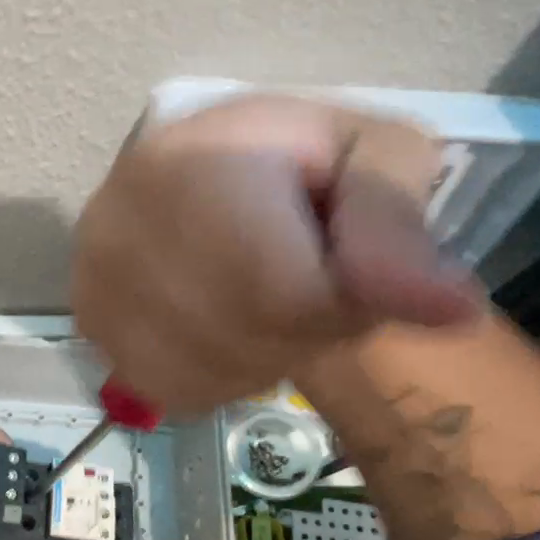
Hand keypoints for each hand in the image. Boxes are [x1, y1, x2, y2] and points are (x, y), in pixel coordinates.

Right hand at [72, 94, 484, 413]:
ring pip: (211, 373)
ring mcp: (94, 291)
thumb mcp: (373, 151)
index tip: (385, 287)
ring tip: (275, 302)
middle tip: (327, 284)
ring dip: (268, 355)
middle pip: (242, 339)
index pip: (278, 292)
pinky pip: (178, 389)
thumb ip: (399, 224)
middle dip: (312, 330)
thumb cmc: (289, 153)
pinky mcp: (92, 330)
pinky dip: (223, 374)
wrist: (194, 168)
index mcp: (185, 170)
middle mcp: (115, 237)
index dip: (348, 309)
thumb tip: (447, 314)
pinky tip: (232, 330)